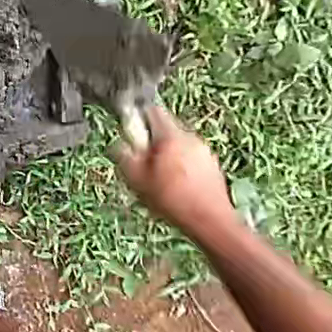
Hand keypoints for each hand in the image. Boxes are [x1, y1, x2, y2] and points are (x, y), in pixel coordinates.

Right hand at [112, 106, 239, 240]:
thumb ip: (124, 155)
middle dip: (151, 144)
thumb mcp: (136, 178)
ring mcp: (204, 151)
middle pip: (165, 130)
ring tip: (158, 180)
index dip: (137, 118)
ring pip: (178, 146)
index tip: (130, 131)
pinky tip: (175, 188)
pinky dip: (180, 167)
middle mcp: (191, 138)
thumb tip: (119, 144)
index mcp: (170, 136)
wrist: (208, 220)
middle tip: (142, 164)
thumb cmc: (172, 200)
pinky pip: (190, 158)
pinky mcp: (212, 165)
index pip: (152, 111)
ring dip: (166, 157)